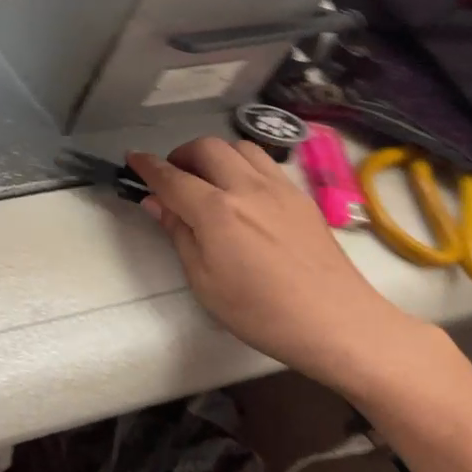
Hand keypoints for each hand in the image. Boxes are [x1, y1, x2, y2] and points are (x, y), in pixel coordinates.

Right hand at [128, 138, 432, 391]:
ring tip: (207, 181)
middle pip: (207, 148)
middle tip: (172, 178)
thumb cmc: (260, 311)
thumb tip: (157, 203)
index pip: (171, 177)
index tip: (132, 159)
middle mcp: (247, 189)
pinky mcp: (302, 199)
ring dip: (215, 156)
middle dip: (181, 155)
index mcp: (216, 211)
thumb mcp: (204, 280)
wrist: (338, 324)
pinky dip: (243, 166)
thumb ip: (179, 234)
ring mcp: (280, 190)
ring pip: (240, 148)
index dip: (147, 166)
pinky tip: (241, 194)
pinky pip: (266, 165)